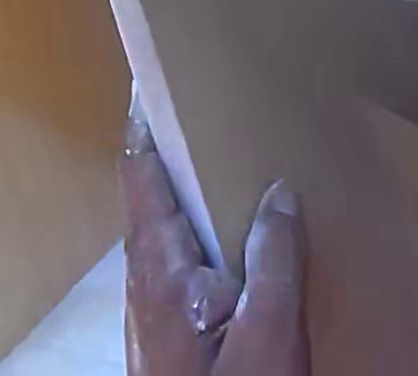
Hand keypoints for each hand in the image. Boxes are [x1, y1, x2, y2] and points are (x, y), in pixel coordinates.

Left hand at [122, 104, 307, 375]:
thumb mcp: (269, 338)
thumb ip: (274, 260)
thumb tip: (278, 191)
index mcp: (157, 260)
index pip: (139, 168)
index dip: (141, 120)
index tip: (150, 79)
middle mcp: (144, 269)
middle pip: (148, 188)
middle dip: (167, 146)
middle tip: (202, 108)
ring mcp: (152, 296)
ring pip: (162, 219)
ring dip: (182, 184)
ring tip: (220, 156)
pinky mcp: (166, 320)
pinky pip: (176, 249)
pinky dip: (194, 221)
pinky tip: (228, 230)